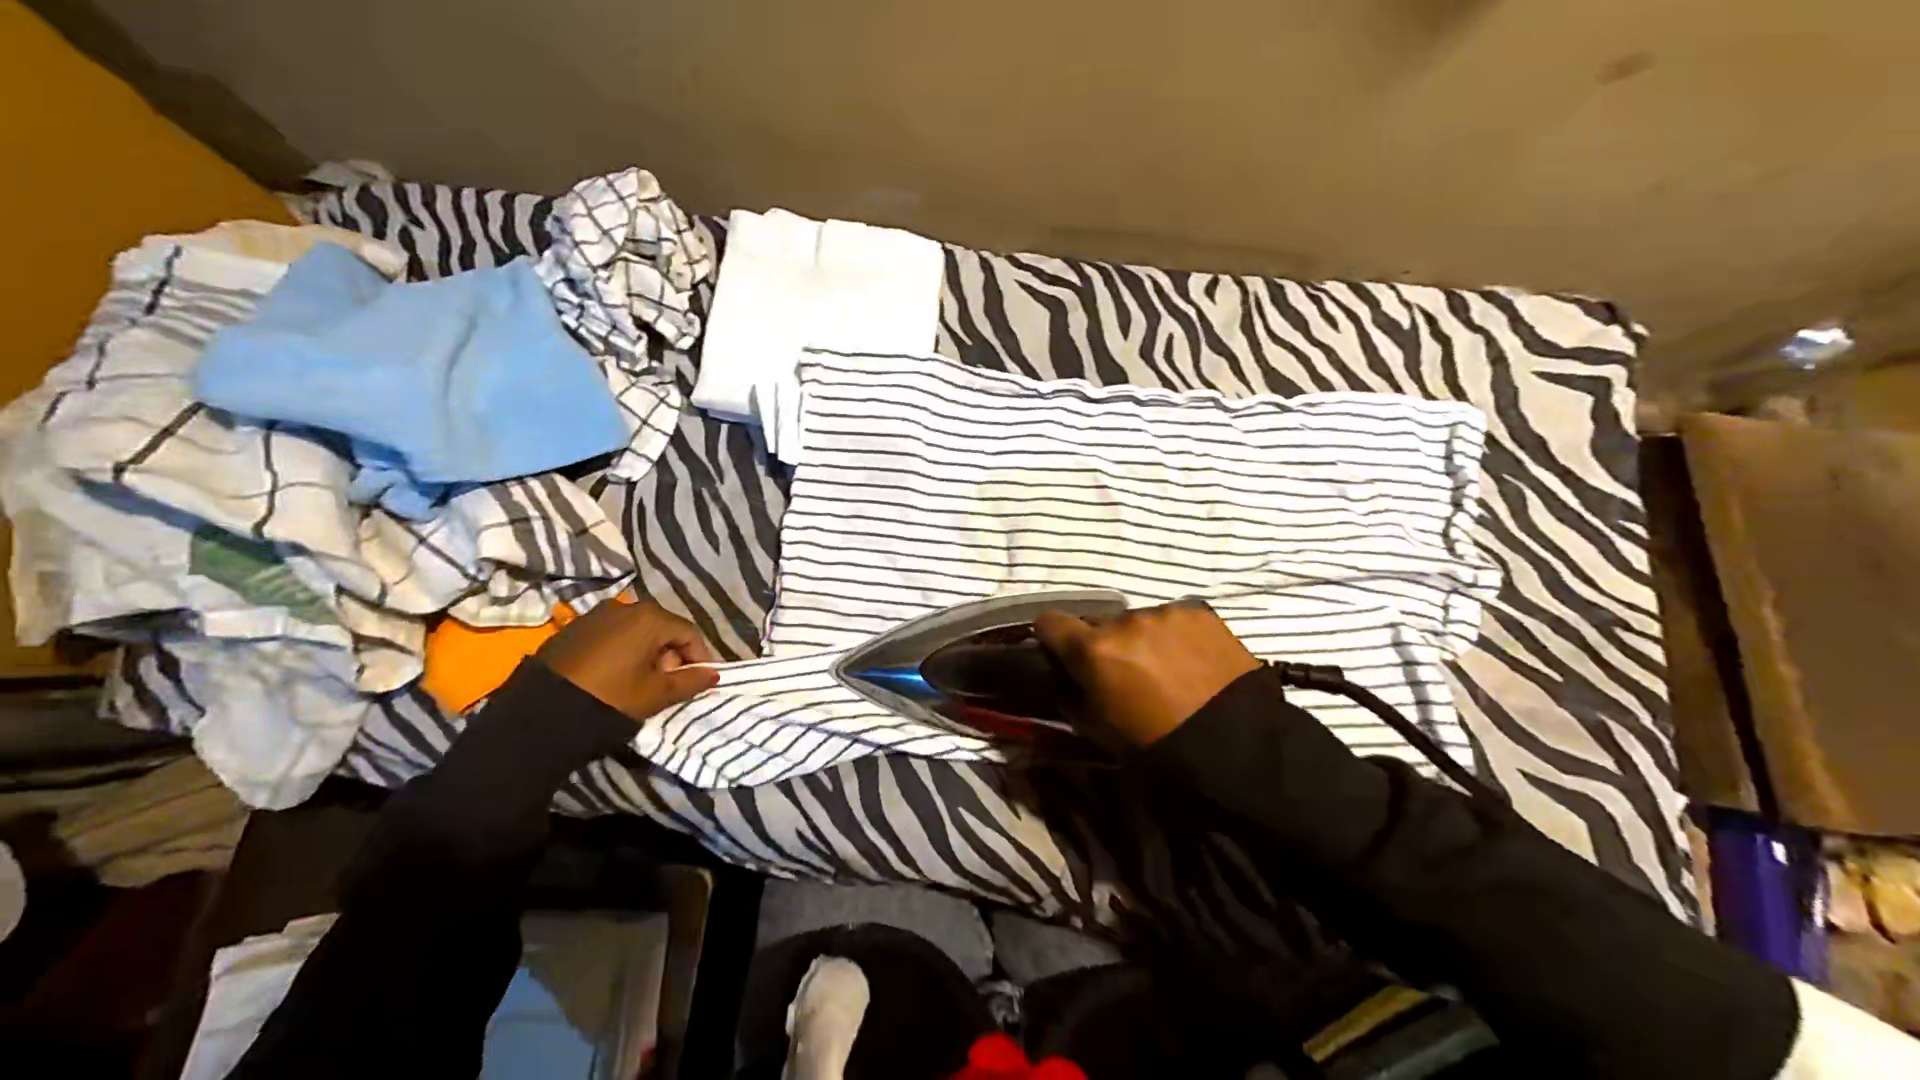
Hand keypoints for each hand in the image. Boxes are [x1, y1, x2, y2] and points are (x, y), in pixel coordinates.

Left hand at [536, 594, 719, 721]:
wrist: (540, 713)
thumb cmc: (609, 698)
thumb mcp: (655, 694)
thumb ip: (689, 681)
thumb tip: (713, 674)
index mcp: (650, 617)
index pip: (689, 633)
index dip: (699, 658)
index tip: (699, 681)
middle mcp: (625, 606)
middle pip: (662, 628)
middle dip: (671, 654)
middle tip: (667, 683)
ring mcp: (596, 614)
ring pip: (636, 630)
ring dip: (646, 652)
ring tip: (641, 681)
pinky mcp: (574, 627)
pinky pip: (611, 635)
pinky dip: (622, 651)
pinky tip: (615, 675)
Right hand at [1034, 601, 1260, 747]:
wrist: (1238, 748)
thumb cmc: (1157, 747)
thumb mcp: (1098, 730)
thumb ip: (1069, 695)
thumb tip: (1061, 677)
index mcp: (1095, 650)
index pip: (1050, 622)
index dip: (1052, 638)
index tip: (1062, 654)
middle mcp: (1126, 621)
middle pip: (1099, 624)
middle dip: (1104, 644)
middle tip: (1125, 674)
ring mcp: (1166, 613)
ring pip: (1138, 621)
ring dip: (1143, 640)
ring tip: (1168, 671)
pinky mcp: (1201, 613)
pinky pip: (1173, 620)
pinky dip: (1175, 638)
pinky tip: (1194, 664)